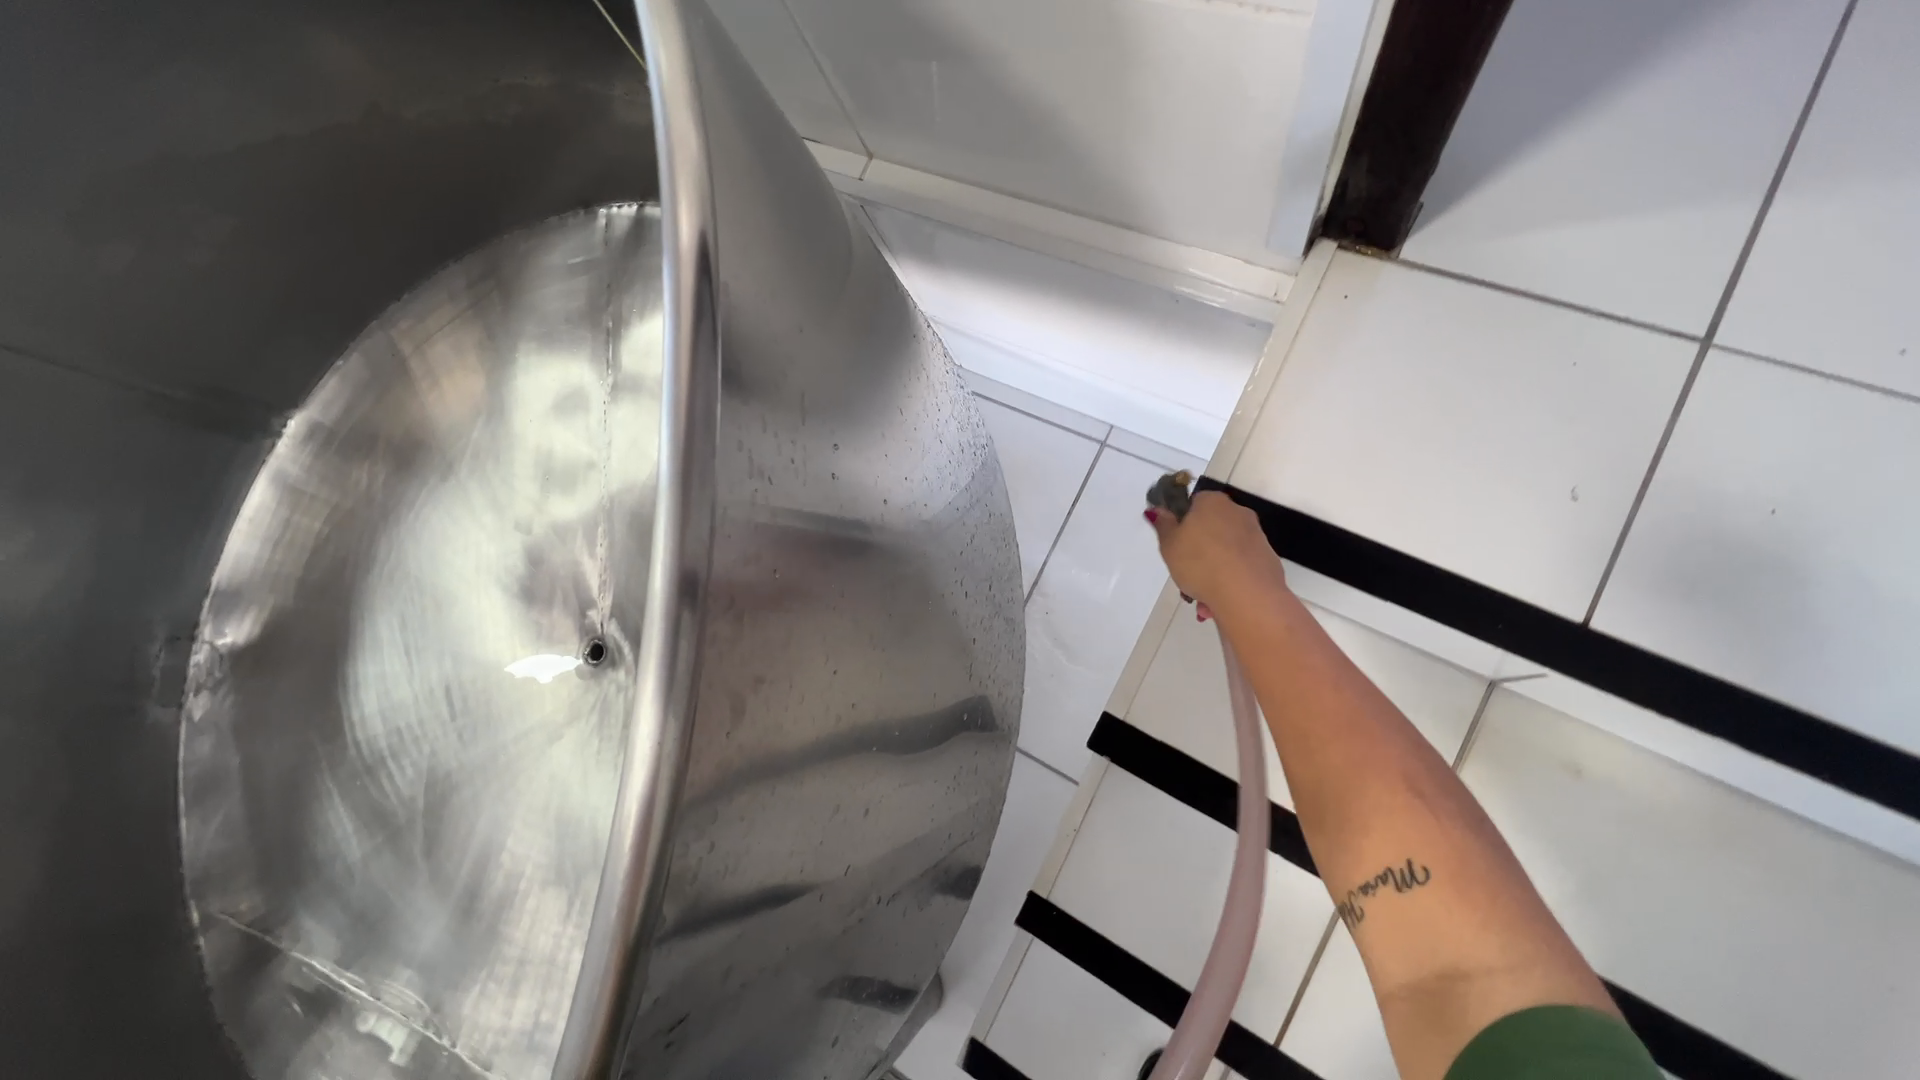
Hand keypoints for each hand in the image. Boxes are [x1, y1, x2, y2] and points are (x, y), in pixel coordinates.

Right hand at [1146, 491, 1287, 619]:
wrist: (1247, 594)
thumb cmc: (1200, 563)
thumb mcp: (1169, 544)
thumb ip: (1163, 524)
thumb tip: (1157, 509)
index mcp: (1212, 502)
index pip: (1193, 503)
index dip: (1181, 524)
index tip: (1174, 545)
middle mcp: (1238, 512)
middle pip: (1210, 529)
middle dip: (1197, 553)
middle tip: (1184, 575)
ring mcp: (1256, 535)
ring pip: (1224, 552)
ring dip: (1211, 572)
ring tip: (1200, 598)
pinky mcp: (1267, 559)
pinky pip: (1240, 567)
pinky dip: (1229, 580)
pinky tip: (1218, 601)